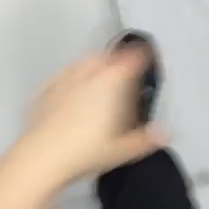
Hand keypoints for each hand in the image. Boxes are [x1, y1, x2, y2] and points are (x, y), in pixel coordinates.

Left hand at [11, 46, 165, 188]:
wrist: (43, 155)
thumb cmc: (86, 150)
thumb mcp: (122, 150)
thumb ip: (146, 140)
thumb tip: (166, 134)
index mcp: (109, 84)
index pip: (128, 62)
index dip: (139, 55)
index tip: (145, 53)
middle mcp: (86, 76)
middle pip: (103, 57)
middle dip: (114, 58)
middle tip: (122, 64)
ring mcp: (63, 82)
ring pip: (80, 64)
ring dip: (91, 64)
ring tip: (97, 70)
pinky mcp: (45, 92)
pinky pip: (60, 78)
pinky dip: (69, 78)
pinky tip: (68, 87)